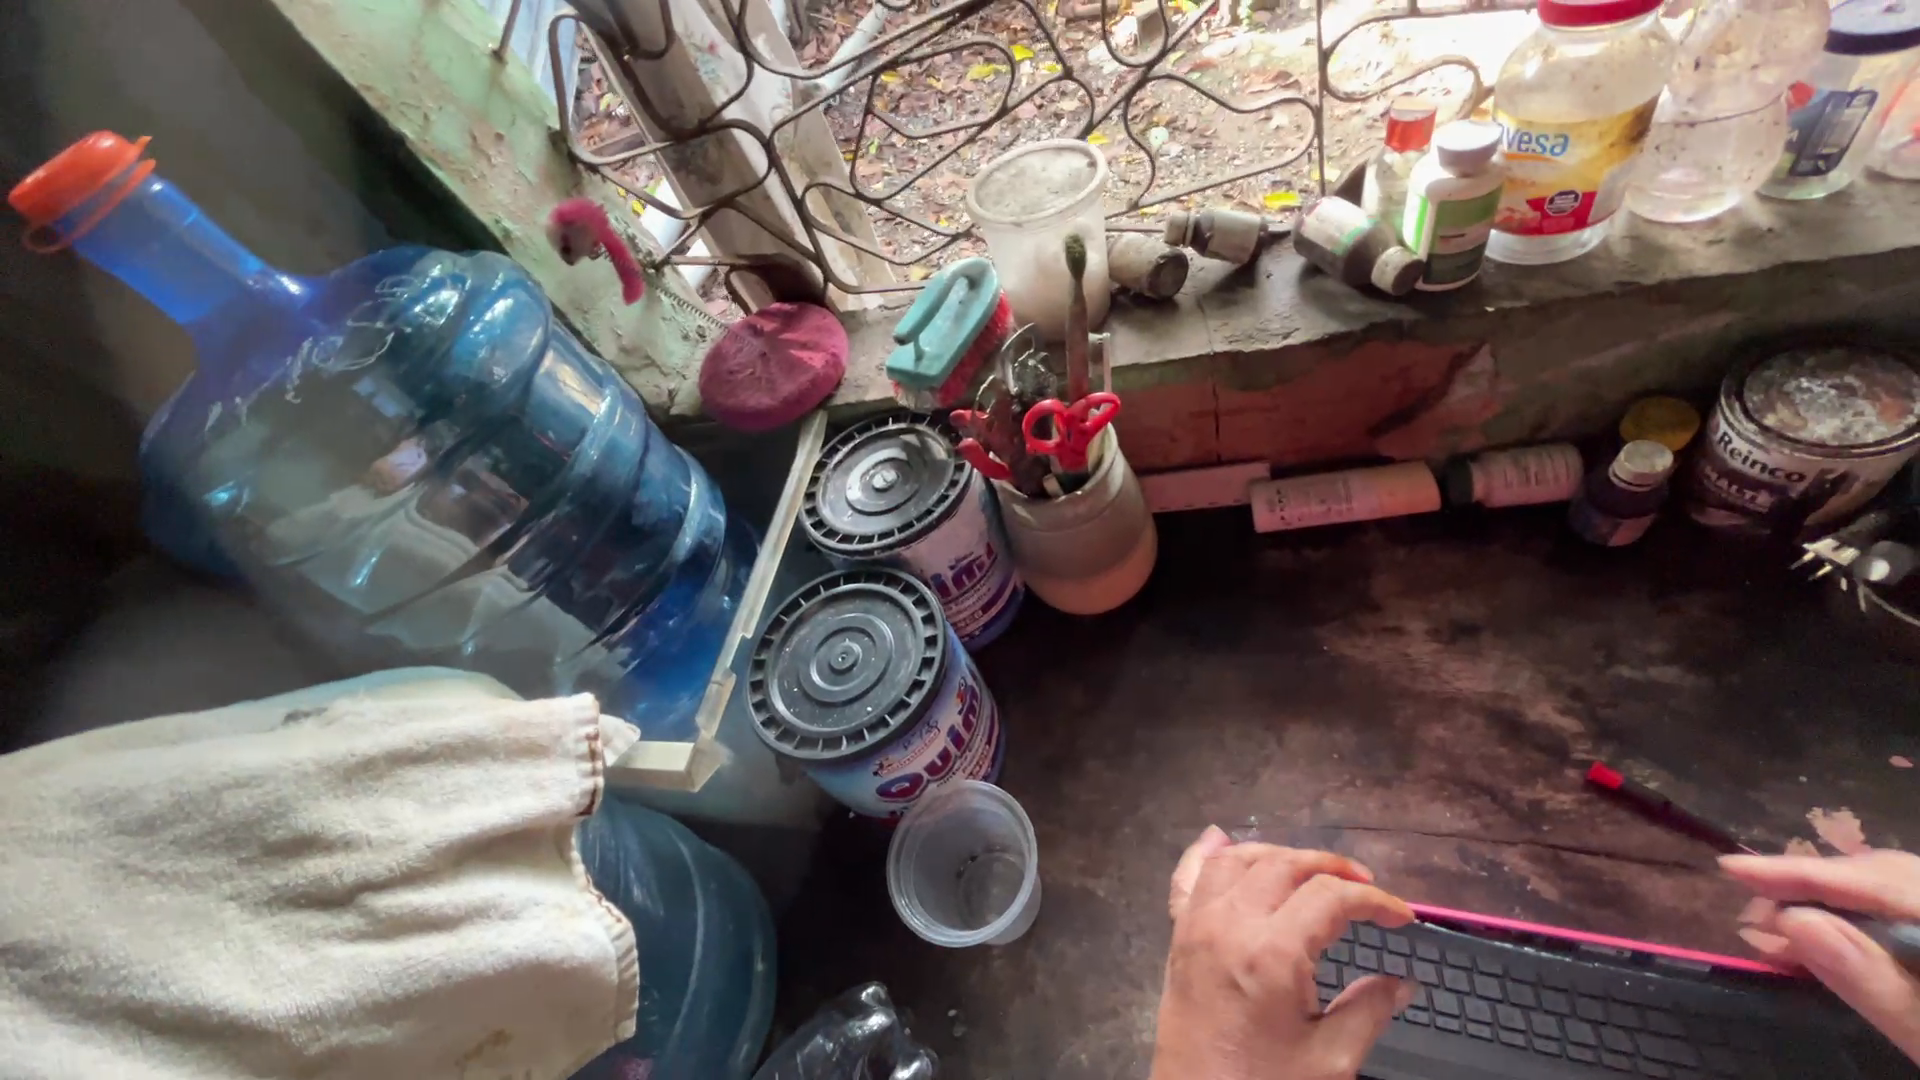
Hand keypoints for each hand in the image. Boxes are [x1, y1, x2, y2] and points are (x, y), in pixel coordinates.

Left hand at [1149, 827, 1415, 1079]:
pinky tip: (1221, 840)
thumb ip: (1368, 1010)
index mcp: (1271, 952)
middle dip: (1328, 867)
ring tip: (1310, 870)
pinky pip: (1188, 876)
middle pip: (1282, 865)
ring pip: (1236, 860)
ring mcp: (1197, 921)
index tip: (1402, 916)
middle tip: (1363, 887)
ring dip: (1276, 855)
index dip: (1372, 900)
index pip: (1328, 897)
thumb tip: (1403, 981)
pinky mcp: (1178, 931)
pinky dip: (1208, 854)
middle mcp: (1230, 922)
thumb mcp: (1330, 1058)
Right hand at [1723, 850, 1919, 1062]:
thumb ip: (1880, 989)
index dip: (1811, 873)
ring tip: (1778, 924)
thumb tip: (1791, 919)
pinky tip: (1824, 938)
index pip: (1898, 885)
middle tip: (1751, 905)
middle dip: (1818, 886)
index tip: (1732, 869)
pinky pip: (1912, 919)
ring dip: (1834, 905)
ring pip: (1905, 893)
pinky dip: (1863, 924)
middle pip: (1901, 879)